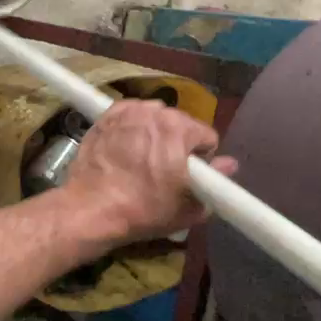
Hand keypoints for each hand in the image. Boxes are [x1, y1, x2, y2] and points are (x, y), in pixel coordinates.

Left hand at [64, 100, 235, 242]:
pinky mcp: (105, 116)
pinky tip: (126, 146)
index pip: (207, 136)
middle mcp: (155, 112)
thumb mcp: (189, 207)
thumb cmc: (144, 209)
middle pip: (179, 123)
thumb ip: (216, 183)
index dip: (202, 158)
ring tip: (143, 158)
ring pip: (153, 117)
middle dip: (178, 143)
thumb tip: (229, 164)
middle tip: (165, 170)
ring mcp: (127, 111)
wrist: (92, 207)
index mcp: (180, 129)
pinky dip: (132, 126)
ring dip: (154, 132)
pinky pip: (129, 115)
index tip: (189, 175)